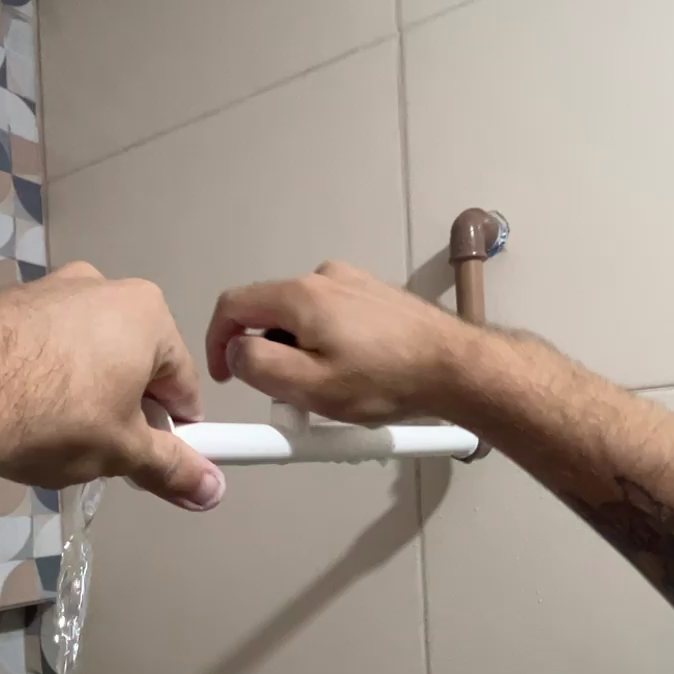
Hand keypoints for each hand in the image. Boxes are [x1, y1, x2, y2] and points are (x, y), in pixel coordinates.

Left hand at [0, 263, 223, 509]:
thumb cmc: (56, 416)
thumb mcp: (122, 451)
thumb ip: (172, 468)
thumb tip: (215, 491)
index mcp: (147, 313)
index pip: (183, 386)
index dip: (177, 433)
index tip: (158, 463)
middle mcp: (102, 286)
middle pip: (134, 366)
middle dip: (125, 412)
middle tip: (99, 452)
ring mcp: (49, 289)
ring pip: (87, 357)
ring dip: (83, 396)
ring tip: (52, 436)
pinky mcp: (3, 301)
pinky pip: (43, 348)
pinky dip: (42, 379)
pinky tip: (19, 413)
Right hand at [206, 261, 479, 424]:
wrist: (456, 367)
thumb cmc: (384, 381)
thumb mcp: (310, 386)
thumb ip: (258, 365)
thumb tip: (238, 350)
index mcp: (300, 295)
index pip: (233, 305)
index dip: (218, 342)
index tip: (227, 376)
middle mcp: (323, 277)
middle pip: (269, 313)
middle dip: (266, 354)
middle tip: (288, 396)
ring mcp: (353, 282)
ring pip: (301, 317)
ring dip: (298, 351)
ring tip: (328, 390)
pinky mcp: (375, 295)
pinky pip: (332, 317)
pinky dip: (326, 343)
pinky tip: (353, 372)